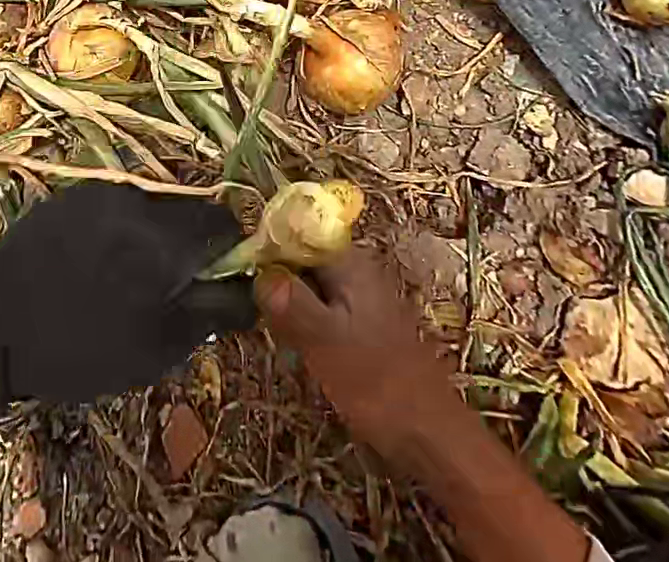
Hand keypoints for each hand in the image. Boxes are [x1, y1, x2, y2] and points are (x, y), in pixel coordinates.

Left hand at [0, 183, 254, 414]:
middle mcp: (140, 202)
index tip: (219, 275)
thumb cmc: (82, 347)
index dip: (231, 250)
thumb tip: (252, 289)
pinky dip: (131, 225)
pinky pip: (124, 202)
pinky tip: (106, 257)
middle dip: (197, 240)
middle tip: (178, 279)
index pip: (225, 223)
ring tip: (137, 271)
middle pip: (193, 208)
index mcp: (165, 240)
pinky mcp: (78, 192)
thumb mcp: (159, 345)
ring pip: (159, 203)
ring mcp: (105, 192)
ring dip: (163, 231)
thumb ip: (215, 310)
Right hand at [254, 249, 469, 470]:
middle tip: (264, 318)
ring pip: (306, 286)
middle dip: (275, 283)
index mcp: (348, 262)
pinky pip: (319, 309)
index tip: (241, 278)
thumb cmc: (377, 382)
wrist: (428, 432)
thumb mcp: (325, 341)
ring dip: (287, 307)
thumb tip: (259, 273)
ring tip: (281, 338)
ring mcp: (358, 295)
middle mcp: (354, 269)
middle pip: (299, 259)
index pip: (295, 235)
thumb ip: (291, 303)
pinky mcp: (359, 321)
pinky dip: (303, 324)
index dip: (265, 252)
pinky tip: (299, 350)